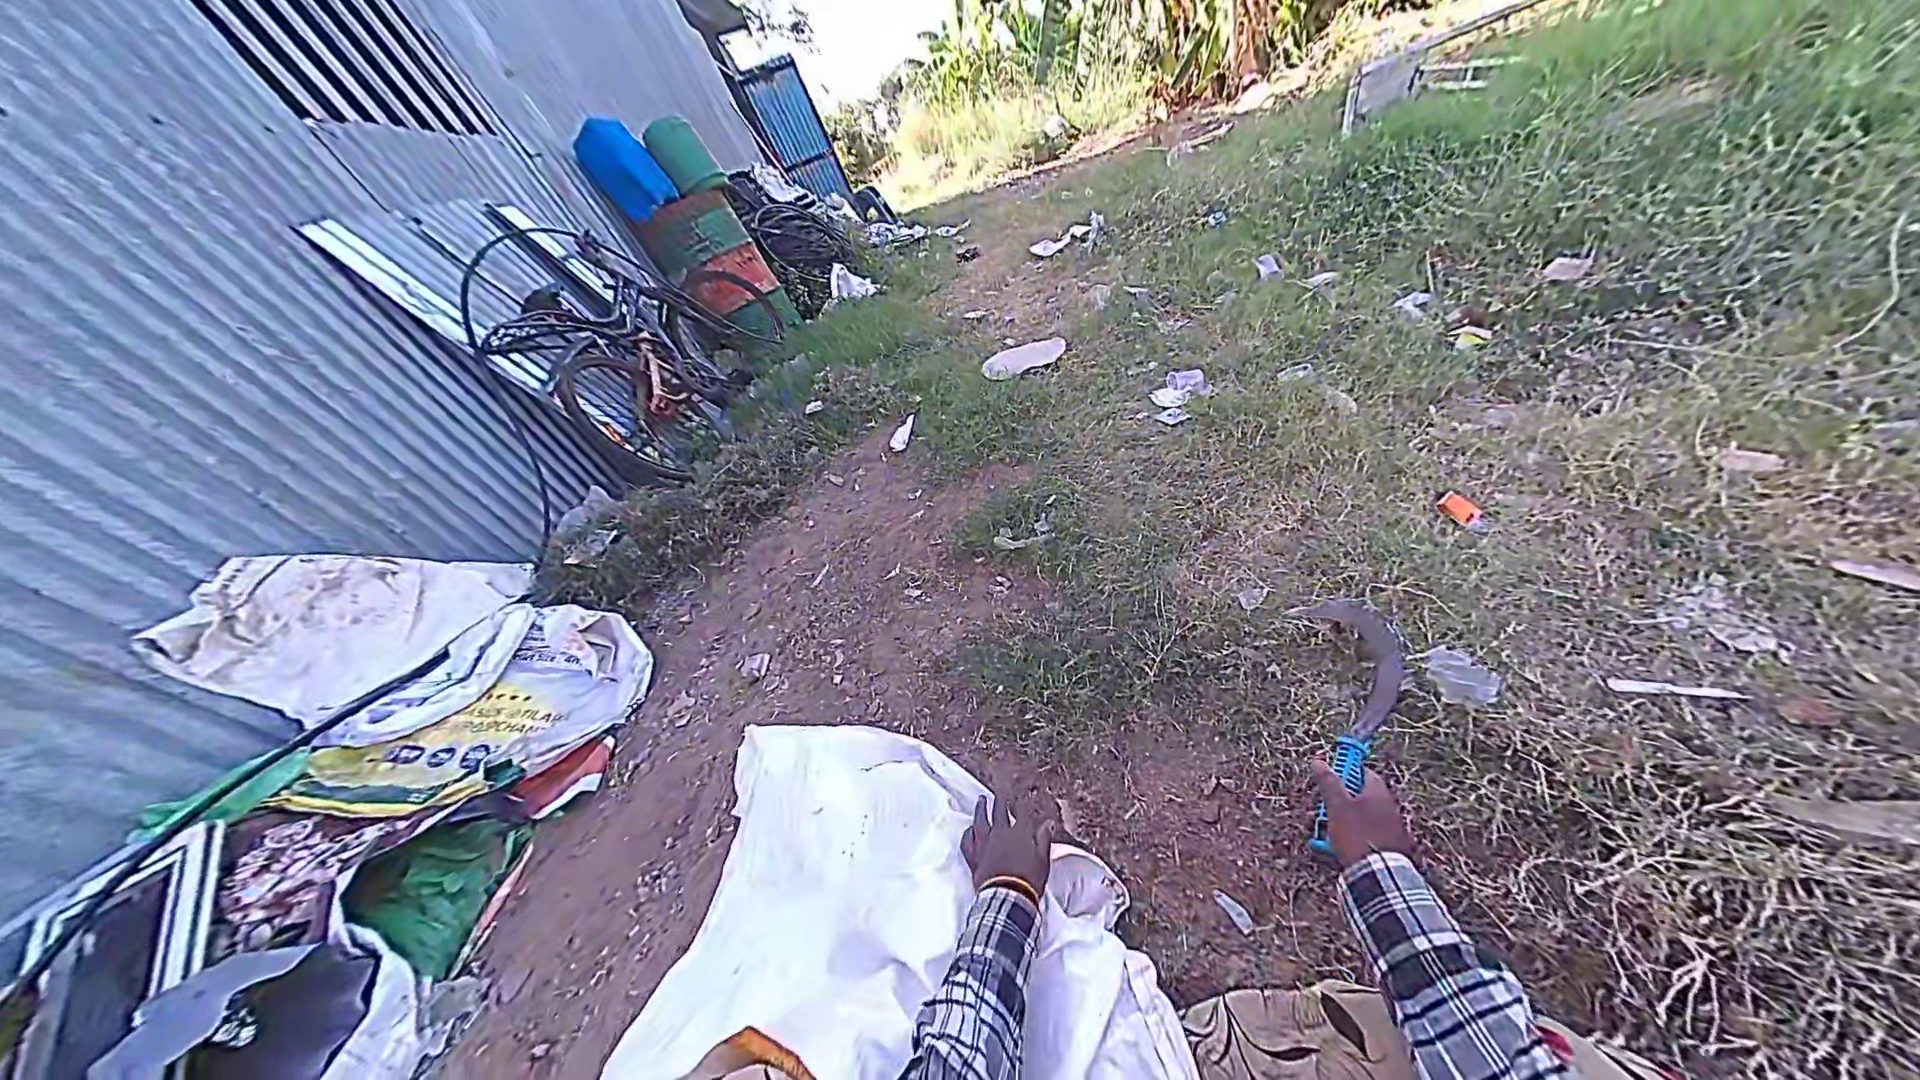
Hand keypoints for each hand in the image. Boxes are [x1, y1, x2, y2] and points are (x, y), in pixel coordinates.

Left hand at [960, 794, 1052, 896]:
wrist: (1008, 897)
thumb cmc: (1029, 880)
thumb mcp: (1043, 859)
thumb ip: (1044, 838)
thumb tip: (1048, 823)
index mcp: (1018, 833)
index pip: (1020, 813)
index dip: (1021, 805)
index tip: (1021, 798)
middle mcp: (1000, 833)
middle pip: (999, 812)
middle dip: (1000, 801)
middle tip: (1000, 794)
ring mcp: (984, 843)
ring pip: (980, 820)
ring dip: (981, 809)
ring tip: (981, 800)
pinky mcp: (974, 856)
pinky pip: (967, 840)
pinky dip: (968, 833)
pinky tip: (969, 829)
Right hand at [1314, 760, 1413, 867]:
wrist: (1379, 876)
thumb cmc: (1357, 833)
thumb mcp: (1336, 804)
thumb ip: (1328, 782)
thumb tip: (1319, 762)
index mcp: (1378, 794)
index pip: (1364, 772)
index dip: (1346, 771)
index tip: (1330, 776)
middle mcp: (1389, 808)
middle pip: (1360, 795)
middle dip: (1339, 799)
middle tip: (1324, 806)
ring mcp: (1391, 829)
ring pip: (1360, 817)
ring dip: (1342, 820)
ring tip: (1326, 831)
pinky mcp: (1389, 847)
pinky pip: (1364, 834)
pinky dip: (1350, 836)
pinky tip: (1337, 846)